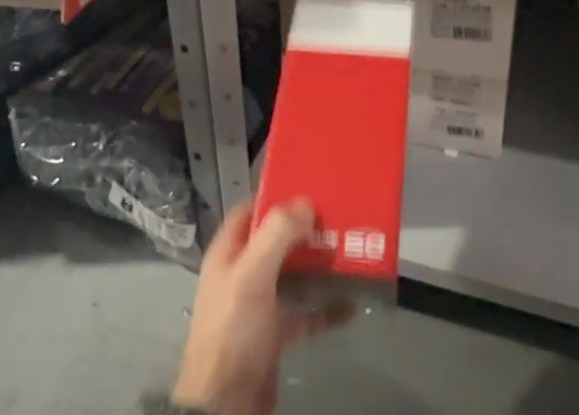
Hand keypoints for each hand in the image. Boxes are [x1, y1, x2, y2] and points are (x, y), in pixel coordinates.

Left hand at [172, 199, 354, 414]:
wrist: (226, 400)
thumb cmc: (234, 328)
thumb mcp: (252, 275)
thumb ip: (277, 235)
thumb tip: (305, 201)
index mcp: (228, 254)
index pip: (248, 212)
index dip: (274, 198)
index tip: (309, 186)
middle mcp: (241, 274)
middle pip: (275, 241)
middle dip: (305, 229)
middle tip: (339, 215)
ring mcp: (258, 305)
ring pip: (293, 275)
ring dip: (319, 265)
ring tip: (350, 250)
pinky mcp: (275, 333)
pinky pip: (305, 313)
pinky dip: (327, 308)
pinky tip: (351, 302)